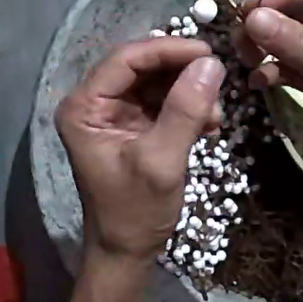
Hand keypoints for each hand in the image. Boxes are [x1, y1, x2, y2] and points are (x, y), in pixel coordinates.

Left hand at [56, 37, 224, 263]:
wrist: (126, 251)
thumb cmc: (135, 211)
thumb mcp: (161, 160)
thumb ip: (185, 111)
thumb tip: (212, 64)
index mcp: (84, 107)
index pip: (126, 59)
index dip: (167, 50)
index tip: (208, 53)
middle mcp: (94, 103)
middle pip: (142, 67)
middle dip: (182, 72)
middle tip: (218, 80)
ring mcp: (114, 115)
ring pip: (157, 83)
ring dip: (189, 92)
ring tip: (216, 115)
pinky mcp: (134, 127)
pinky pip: (163, 102)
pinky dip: (188, 108)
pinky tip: (210, 124)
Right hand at [234, 0, 302, 196]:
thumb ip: (300, 48)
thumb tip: (255, 17)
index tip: (247, 9)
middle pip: (299, 11)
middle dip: (268, 20)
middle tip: (238, 37)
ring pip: (292, 40)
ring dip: (266, 46)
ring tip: (245, 59)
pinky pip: (292, 69)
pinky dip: (273, 72)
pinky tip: (258, 83)